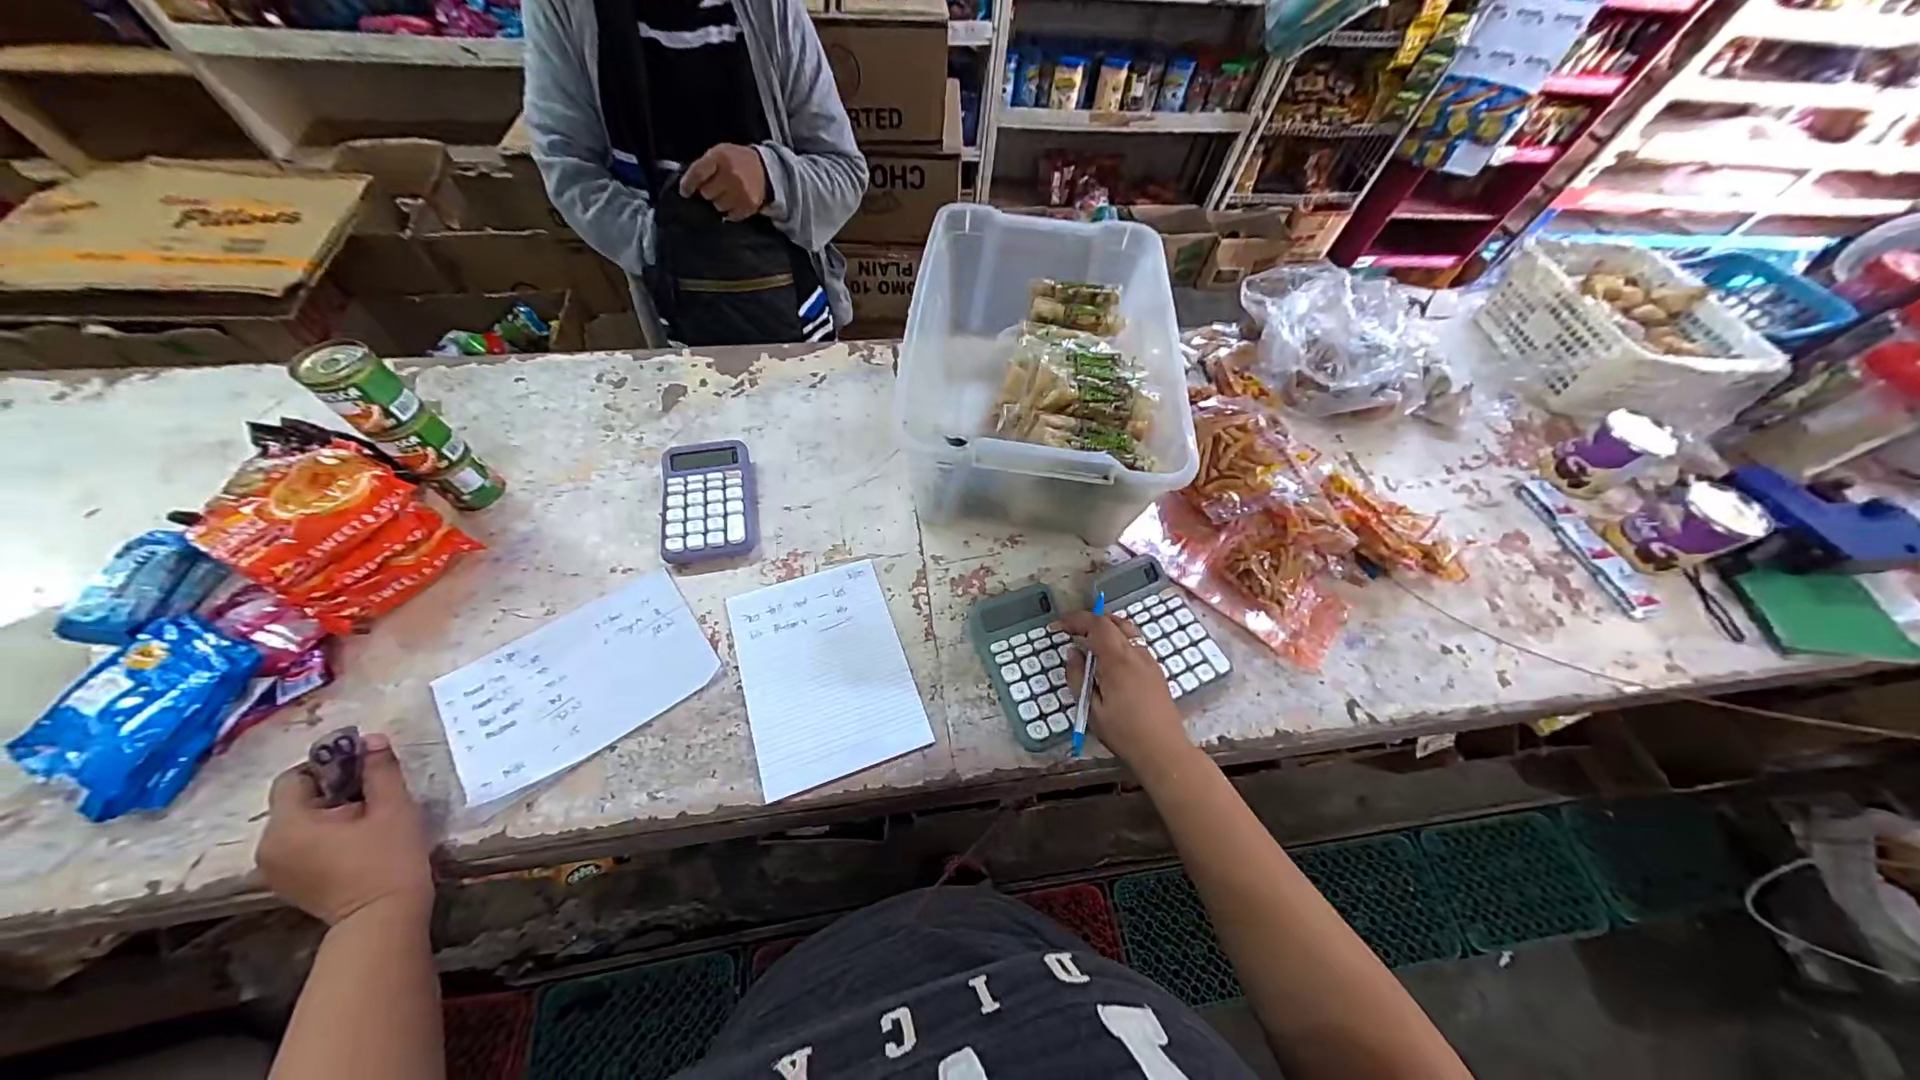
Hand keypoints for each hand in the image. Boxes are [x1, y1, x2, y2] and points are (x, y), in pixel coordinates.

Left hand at [256, 733, 434, 926]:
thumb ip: (380, 770)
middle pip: (296, 800)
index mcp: (287, 826)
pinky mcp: (286, 881)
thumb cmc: (390, 857)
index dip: (328, 765)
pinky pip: (300, 842)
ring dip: (330, 811)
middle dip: (334, 789)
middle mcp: (268, 846)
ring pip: (300, 821)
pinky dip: (325, 833)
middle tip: (374, 793)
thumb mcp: (394, 807)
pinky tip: (356, 840)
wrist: (383, 916)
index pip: (293, 778)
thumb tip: (371, 739)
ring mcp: (273, 867)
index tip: (364, 768)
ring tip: (368, 818)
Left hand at [679, 144, 768, 221]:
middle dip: (708, 192)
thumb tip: (688, 185)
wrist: (764, 169)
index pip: (698, 173)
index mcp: (721, 158)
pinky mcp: (749, 206)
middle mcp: (731, 176)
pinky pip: (731, 216)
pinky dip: (730, 211)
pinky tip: (734, 202)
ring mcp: (741, 192)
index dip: (688, 184)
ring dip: (719, 202)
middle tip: (714, 187)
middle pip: (707, 193)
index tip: (684, 192)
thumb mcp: (718, 153)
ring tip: (726, 194)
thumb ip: (703, 166)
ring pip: (718, 206)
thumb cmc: (736, 160)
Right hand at [1061, 611, 1191, 767]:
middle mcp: (1136, 654)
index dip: (1076, 620)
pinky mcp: (1156, 670)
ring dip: (1106, 627)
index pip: (1097, 625)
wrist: (1163, 750)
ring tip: (1090, 640)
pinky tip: (1110, 658)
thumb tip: (1073, 652)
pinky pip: (1135, 643)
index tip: (1060, 627)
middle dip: (1090, 621)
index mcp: (1117, 661)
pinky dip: (1119, 639)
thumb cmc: (1123, 732)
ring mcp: (1149, 661)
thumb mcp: (1091, 709)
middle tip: (1072, 631)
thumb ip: (1078, 677)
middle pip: (1113, 622)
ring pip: (1127, 630)